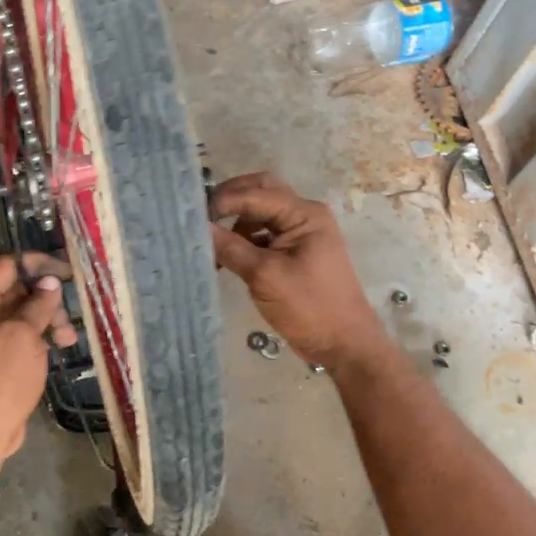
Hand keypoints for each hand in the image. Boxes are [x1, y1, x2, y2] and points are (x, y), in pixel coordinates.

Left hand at [0, 254, 78, 463]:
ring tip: (68, 340)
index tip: (67, 272)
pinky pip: (21, 333)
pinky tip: (61, 346)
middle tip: (68, 317)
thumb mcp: (23, 338)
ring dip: (47, 319)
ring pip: (22, 313)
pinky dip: (40, 335)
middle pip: (16, 290)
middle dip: (46, 299)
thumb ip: (38, 305)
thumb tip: (50, 282)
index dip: (37, 265)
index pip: (6, 267)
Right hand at [208, 172, 392, 371]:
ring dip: (234, 222)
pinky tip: (224, 258)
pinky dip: (242, 240)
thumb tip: (197, 227)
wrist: (343, 344)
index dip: (223, 200)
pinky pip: (263, 234)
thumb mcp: (265, 276)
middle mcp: (304, 215)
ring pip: (260, 213)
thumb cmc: (309, 307)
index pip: (256, 193)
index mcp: (304, 214)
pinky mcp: (294, 251)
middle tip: (200, 216)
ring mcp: (300, 233)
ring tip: (209, 244)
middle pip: (260, 192)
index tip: (192, 217)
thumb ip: (230, 248)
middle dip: (229, 200)